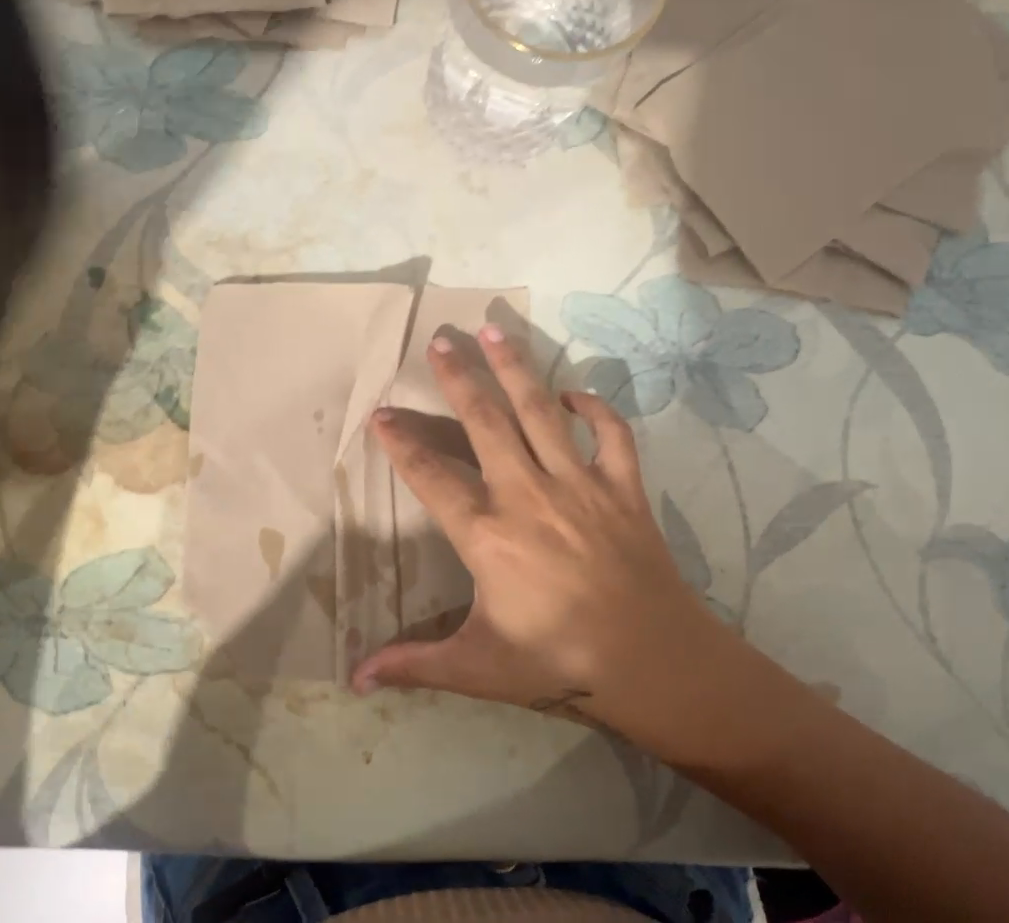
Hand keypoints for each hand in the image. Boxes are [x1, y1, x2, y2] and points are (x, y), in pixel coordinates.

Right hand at [352, 325, 767, 762]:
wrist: (655, 662)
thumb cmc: (558, 663)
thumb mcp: (476, 667)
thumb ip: (413, 664)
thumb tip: (353, 680)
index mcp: (487, 534)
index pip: (431, 475)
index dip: (402, 442)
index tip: (380, 414)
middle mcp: (527, 494)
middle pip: (485, 421)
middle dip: (458, 376)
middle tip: (438, 338)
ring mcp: (579, 485)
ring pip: (541, 412)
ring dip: (516, 367)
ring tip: (494, 328)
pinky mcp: (623, 488)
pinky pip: (611, 434)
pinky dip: (595, 408)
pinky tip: (573, 392)